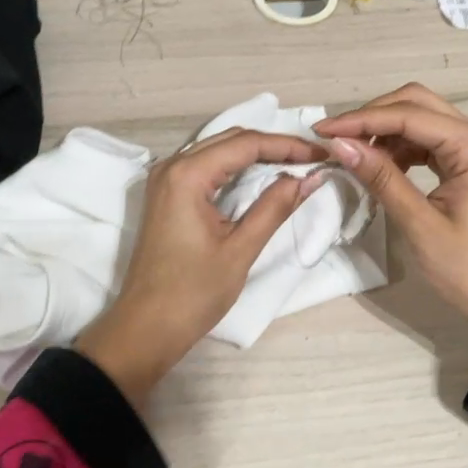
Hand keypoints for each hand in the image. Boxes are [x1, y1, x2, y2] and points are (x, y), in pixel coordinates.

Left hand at [77, 128, 328, 407]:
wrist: (145, 328)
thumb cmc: (193, 293)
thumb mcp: (240, 250)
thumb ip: (274, 208)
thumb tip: (308, 178)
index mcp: (187, 175)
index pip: (246, 144)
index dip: (287, 146)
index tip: (321, 156)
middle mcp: (172, 166)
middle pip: (230, 140)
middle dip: (273, 146)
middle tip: (311, 159)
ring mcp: (165, 179)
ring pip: (217, 149)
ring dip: (255, 153)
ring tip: (293, 164)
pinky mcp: (165, 194)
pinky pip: (205, 166)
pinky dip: (235, 167)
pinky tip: (260, 176)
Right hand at [313, 84, 467, 357]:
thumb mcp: (420, 225)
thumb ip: (381, 179)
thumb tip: (340, 145)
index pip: (409, 115)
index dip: (362, 120)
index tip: (322, 131)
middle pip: (415, 104)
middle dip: (372, 116)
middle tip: (334, 138)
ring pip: (418, 119)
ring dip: (383, 130)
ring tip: (350, 153)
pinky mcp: (463, 165)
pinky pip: (424, 141)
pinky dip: (396, 147)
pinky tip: (376, 165)